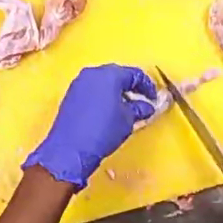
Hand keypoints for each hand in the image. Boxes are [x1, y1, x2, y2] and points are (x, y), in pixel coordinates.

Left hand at [23, 64, 158, 188]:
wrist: (70, 149)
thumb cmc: (103, 130)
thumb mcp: (127, 120)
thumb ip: (139, 108)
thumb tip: (145, 106)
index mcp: (109, 75)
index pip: (134, 74)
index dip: (147, 86)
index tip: (153, 98)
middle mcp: (92, 74)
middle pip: (116, 75)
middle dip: (130, 87)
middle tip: (140, 101)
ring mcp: (78, 84)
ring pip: (102, 82)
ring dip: (115, 92)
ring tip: (125, 108)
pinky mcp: (70, 96)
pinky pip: (91, 91)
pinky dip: (102, 97)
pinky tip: (108, 112)